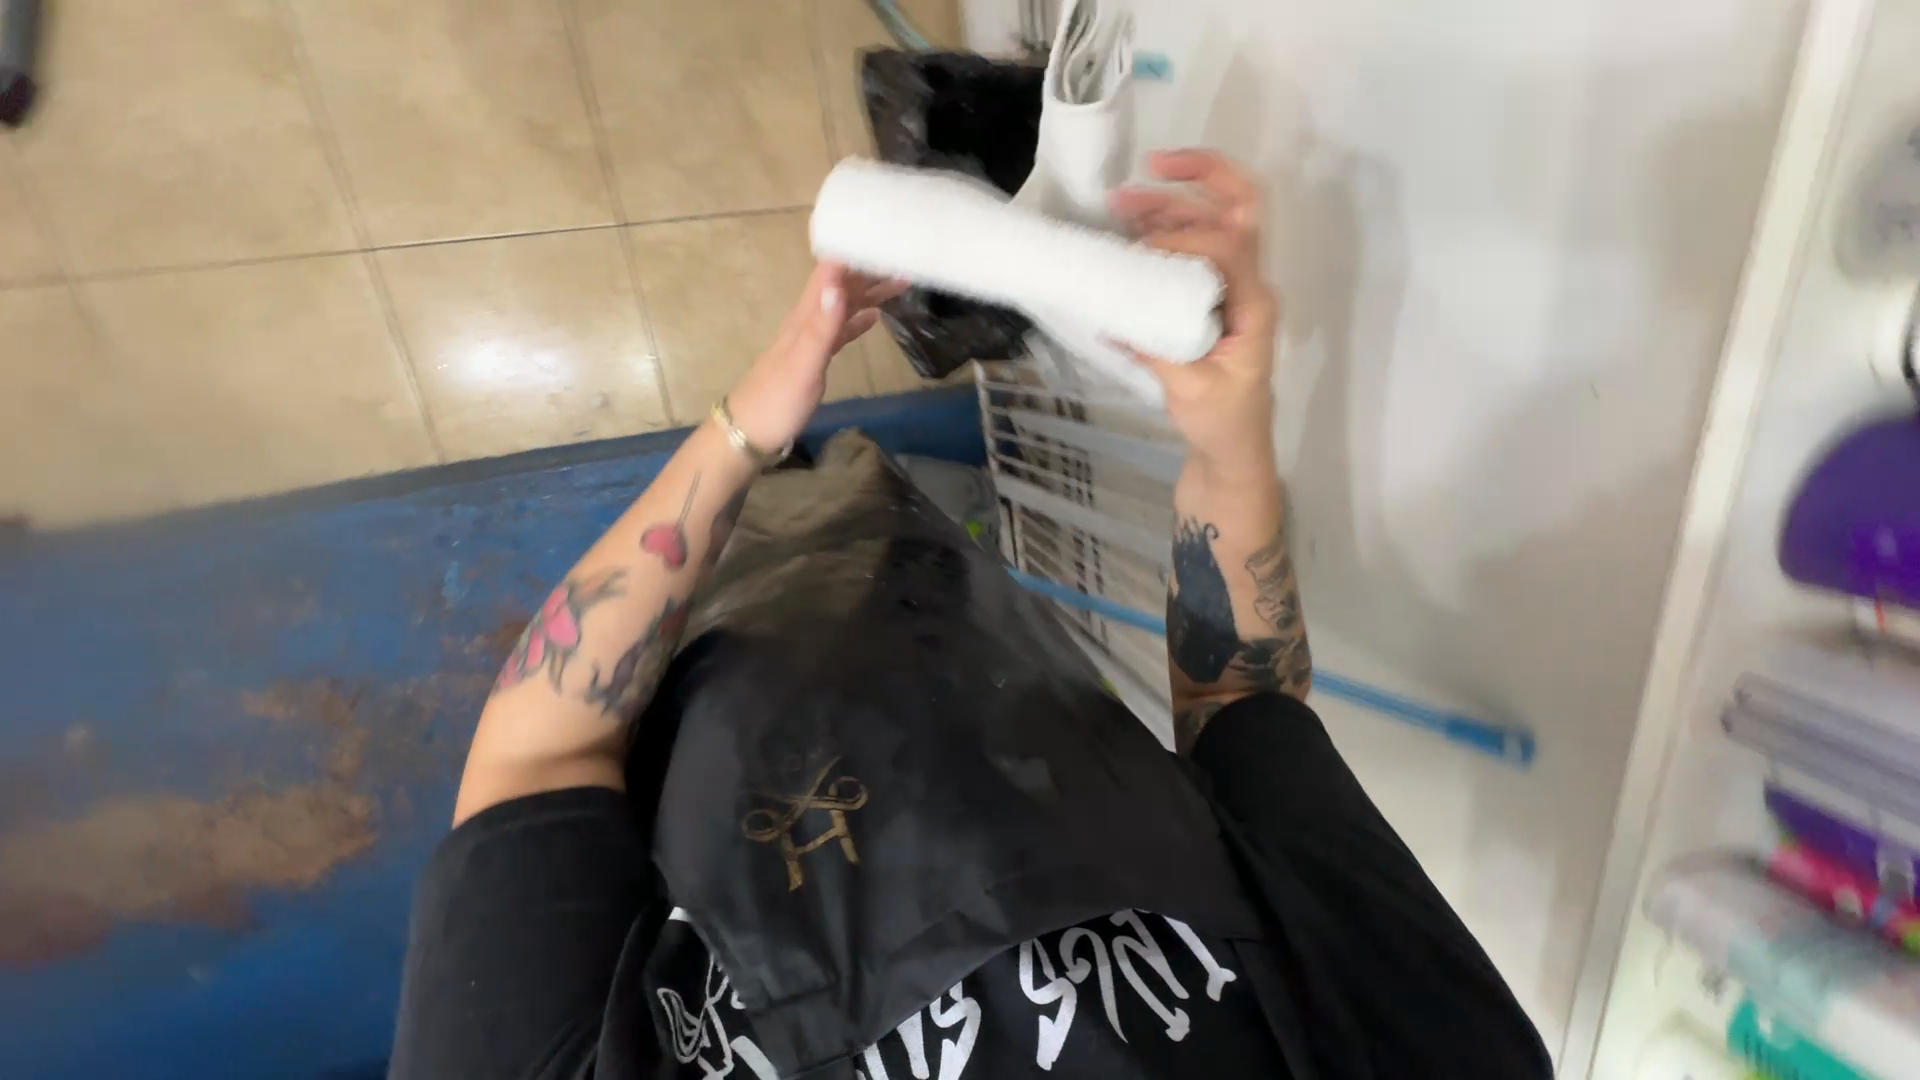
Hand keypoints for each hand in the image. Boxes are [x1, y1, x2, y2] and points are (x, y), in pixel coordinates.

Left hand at [725, 261, 906, 450]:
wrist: (749, 433)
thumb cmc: (778, 402)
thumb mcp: (803, 365)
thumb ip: (822, 327)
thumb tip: (837, 283)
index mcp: (806, 317)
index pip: (830, 272)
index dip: (853, 249)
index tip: (881, 232)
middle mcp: (807, 321)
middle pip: (840, 285)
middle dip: (869, 268)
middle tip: (904, 256)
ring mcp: (810, 340)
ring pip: (843, 305)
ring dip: (868, 291)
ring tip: (898, 281)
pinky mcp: (814, 359)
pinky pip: (840, 330)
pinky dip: (857, 319)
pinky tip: (873, 317)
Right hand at [1109, 150, 1278, 481]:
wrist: (1233, 452)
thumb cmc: (1223, 424)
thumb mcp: (1191, 391)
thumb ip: (1157, 350)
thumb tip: (1116, 316)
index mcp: (1255, 305)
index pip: (1229, 245)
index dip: (1186, 235)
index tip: (1142, 250)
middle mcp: (1249, 287)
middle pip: (1237, 210)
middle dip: (1197, 180)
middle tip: (1149, 169)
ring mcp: (1232, 293)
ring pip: (1211, 227)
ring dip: (1172, 206)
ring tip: (1122, 204)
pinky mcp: (1211, 305)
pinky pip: (1193, 257)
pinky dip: (1164, 237)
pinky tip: (1130, 238)